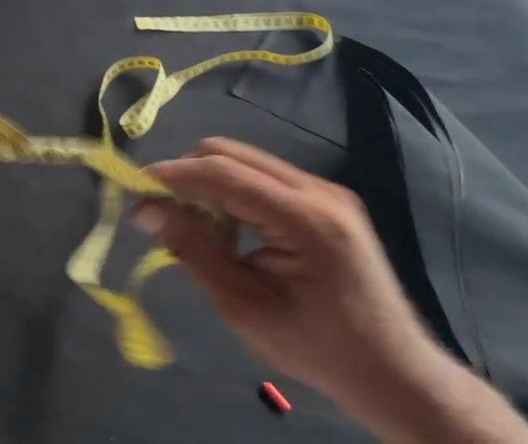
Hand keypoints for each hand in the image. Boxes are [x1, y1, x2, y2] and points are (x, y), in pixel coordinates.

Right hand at [135, 138, 449, 410]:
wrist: (395, 373)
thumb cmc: (318, 347)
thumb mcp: (243, 306)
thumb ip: (193, 249)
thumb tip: (143, 209)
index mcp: (307, 219)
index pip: (222, 172)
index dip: (171, 175)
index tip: (132, 190)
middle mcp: (319, 191)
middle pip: (230, 154)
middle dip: (187, 176)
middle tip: (163, 213)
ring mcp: (326, 192)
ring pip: (243, 160)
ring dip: (208, 184)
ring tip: (197, 227)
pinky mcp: (326, 200)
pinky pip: (261, 175)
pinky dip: (231, 192)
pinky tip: (229, 229)